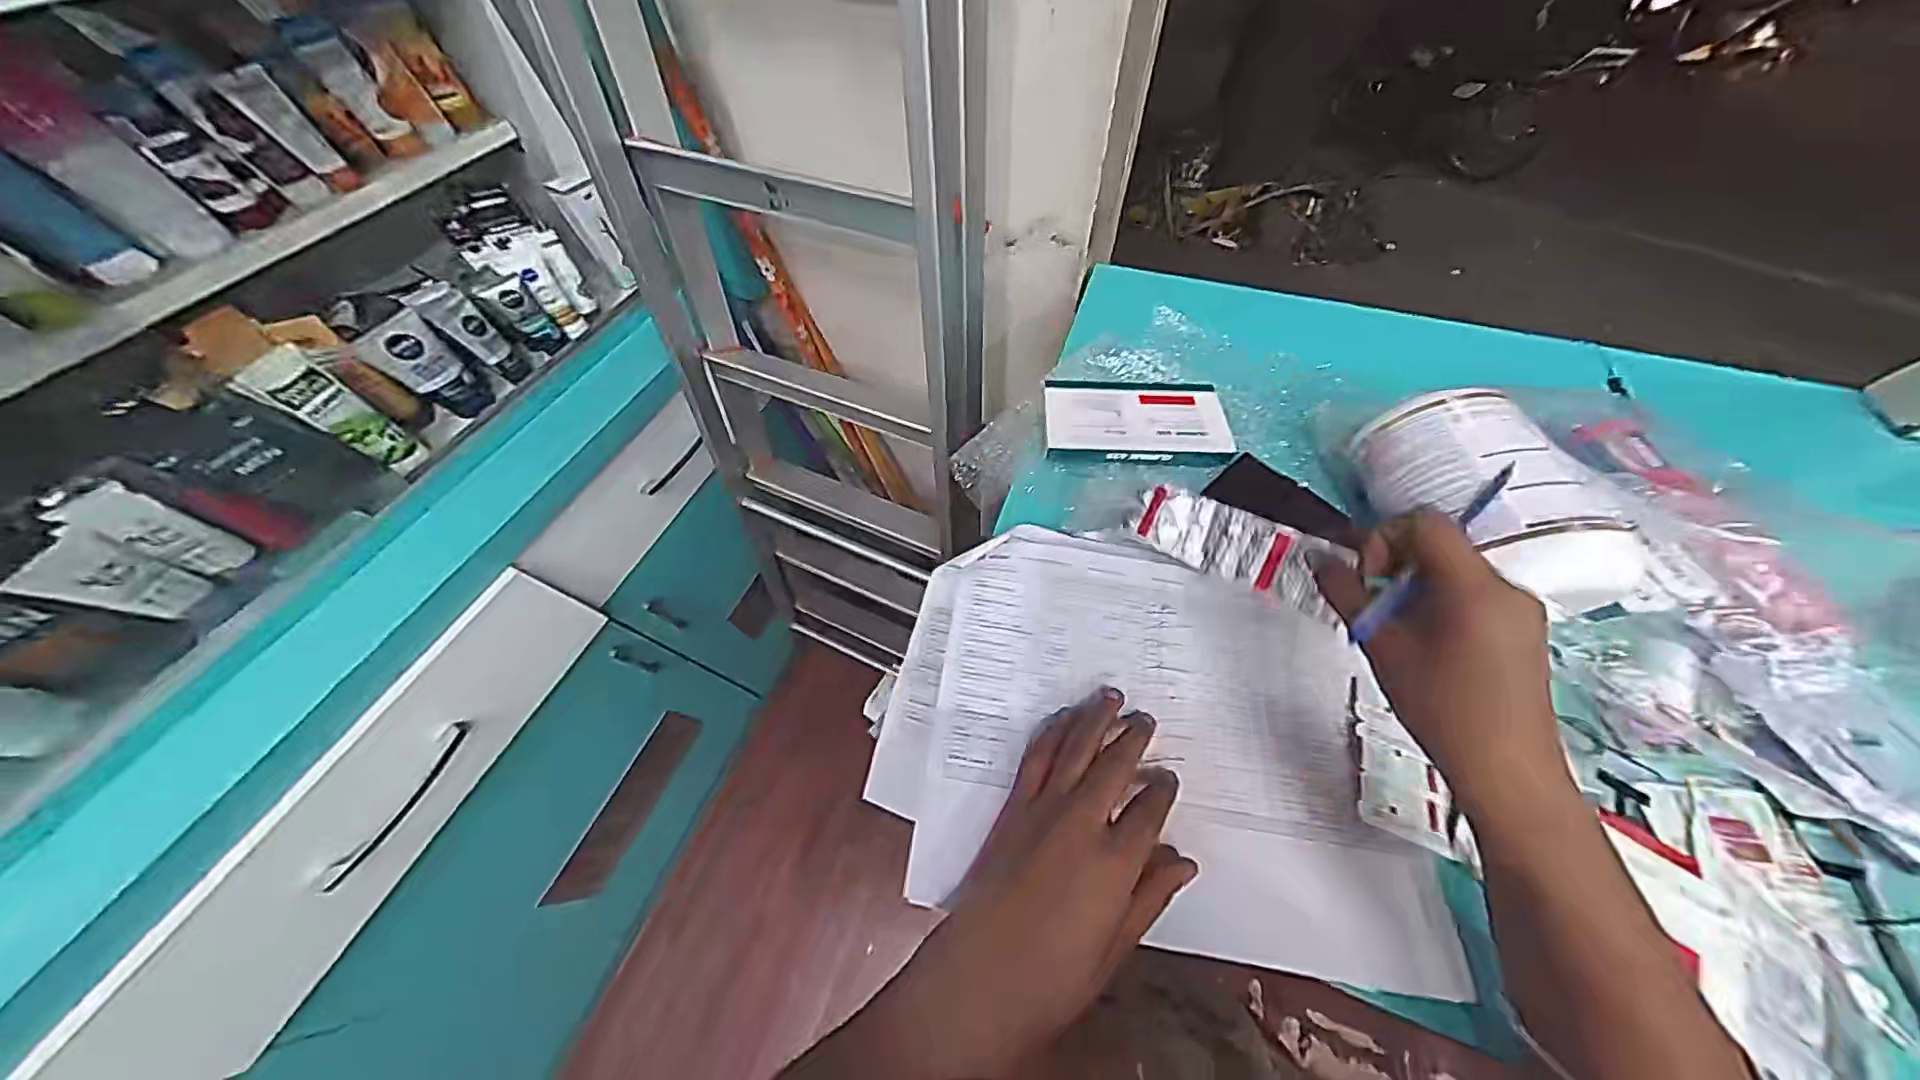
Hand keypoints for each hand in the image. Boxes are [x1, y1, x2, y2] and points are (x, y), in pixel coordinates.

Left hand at [784, 689, 1195, 1079]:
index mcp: (1116, 861)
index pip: (1150, 809)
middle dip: (1134, 738)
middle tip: (1146, 720)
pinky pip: (1036, 758)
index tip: (1168, 778)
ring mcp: (1043, 810)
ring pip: (1075, 749)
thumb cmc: (1054, 976)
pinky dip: (1051, 733)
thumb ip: (1151, 895)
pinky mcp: (1013, 808)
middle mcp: (1081, 823)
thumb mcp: (1116, 945)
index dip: (1162, 789)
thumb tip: (1182, 860)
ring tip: (1110, 697)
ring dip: (1093, 718)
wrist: (981, 975)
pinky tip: (1062, 720)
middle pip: (1115, 765)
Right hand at [1313, 511, 1565, 816]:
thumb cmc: (1441, 708)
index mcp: (1474, 586)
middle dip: (1393, 564)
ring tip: (1392, 627)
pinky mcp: (1522, 630)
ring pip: (1452, 572)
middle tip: (1370, 602)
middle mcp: (1505, 587)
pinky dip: (1436, 602)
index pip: (1424, 524)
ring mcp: (1519, 609)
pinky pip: (1471, 595)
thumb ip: (1347, 595)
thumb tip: (1319, 560)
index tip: (1367, 578)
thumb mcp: (1382, 646)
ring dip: (1412, 586)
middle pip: (1438, 546)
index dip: (1382, 539)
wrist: (1506, 769)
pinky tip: (1421, 641)